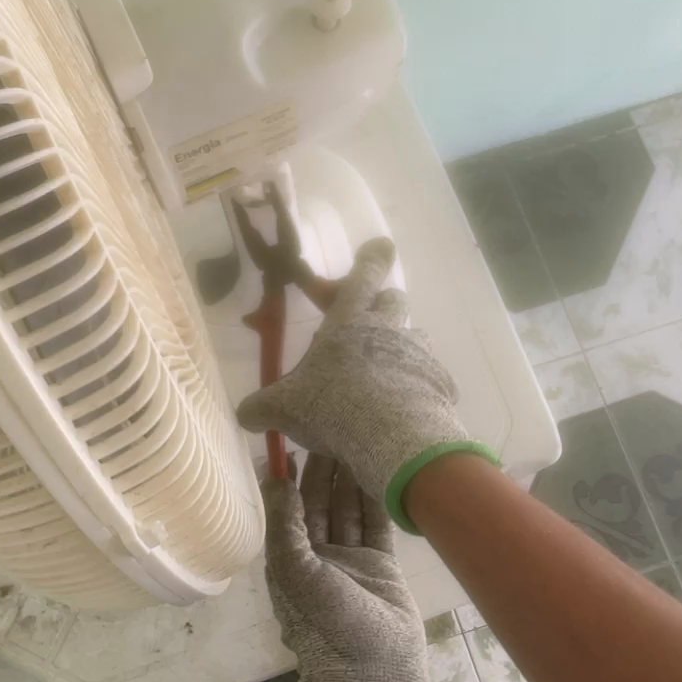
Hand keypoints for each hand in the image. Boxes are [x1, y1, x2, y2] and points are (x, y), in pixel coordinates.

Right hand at [238, 237, 492, 527]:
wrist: (390, 436)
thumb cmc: (330, 405)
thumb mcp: (283, 408)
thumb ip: (262, 408)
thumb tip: (245, 415)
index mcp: (348, 321)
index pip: (362, 277)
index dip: (370, 259)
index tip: (381, 245)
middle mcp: (386, 328)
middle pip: (393, 300)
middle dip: (382, 306)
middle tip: (368, 325)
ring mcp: (416, 353)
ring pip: (412, 337)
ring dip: (399, 348)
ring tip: (382, 375)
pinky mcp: (437, 382)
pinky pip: (427, 377)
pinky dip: (414, 387)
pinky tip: (401, 410)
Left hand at [263, 454, 426, 681]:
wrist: (374, 680)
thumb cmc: (328, 628)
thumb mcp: (297, 576)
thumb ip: (286, 527)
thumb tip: (278, 483)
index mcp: (291, 560)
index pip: (289, 509)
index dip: (289, 478)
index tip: (292, 444)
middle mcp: (319, 556)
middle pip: (320, 503)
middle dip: (323, 470)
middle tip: (331, 431)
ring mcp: (351, 561)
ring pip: (348, 509)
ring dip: (350, 479)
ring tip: (355, 441)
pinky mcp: (381, 567)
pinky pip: (376, 524)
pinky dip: (375, 499)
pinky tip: (378, 472)